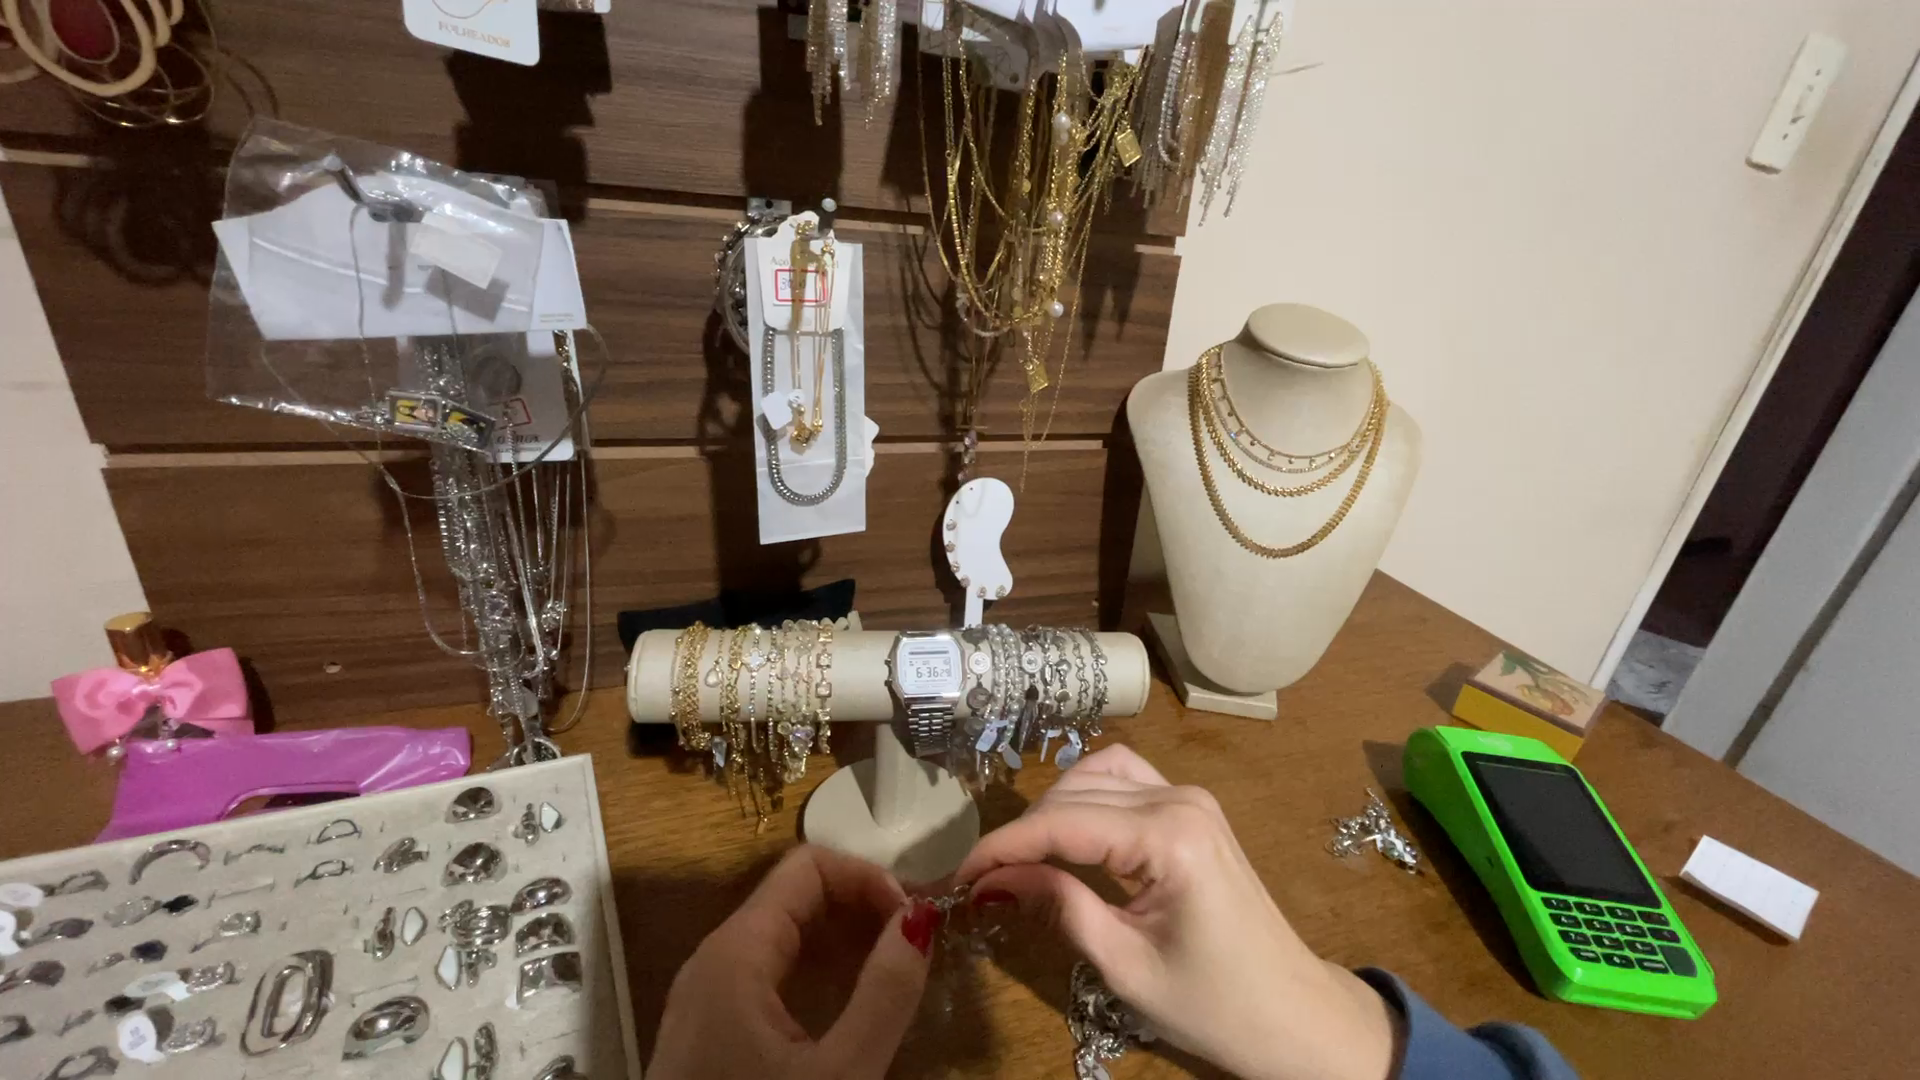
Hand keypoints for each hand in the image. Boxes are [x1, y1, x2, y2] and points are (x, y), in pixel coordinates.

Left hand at [648, 845, 941, 1079]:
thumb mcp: (839, 1077)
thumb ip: (885, 991)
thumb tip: (921, 917)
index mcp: (736, 952)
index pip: (808, 867)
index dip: (868, 878)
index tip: (914, 919)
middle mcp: (716, 957)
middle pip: (797, 893)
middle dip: (862, 904)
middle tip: (917, 941)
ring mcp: (711, 993)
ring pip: (787, 932)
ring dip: (846, 937)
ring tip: (897, 967)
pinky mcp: (714, 1026)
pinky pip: (774, 970)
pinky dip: (821, 968)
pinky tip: (856, 998)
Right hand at [955, 746, 1397, 1079]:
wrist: (1297, 1015)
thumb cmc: (1216, 1005)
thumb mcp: (1126, 966)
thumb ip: (1059, 907)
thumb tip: (992, 879)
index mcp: (1169, 838)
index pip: (1063, 824)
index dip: (1004, 846)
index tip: (960, 875)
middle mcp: (1179, 798)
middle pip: (1075, 794)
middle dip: (1023, 831)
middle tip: (985, 876)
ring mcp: (1189, 796)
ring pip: (1096, 772)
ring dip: (1053, 805)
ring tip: (1025, 854)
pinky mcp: (1191, 806)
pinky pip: (1124, 779)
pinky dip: (1087, 795)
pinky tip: (1069, 828)